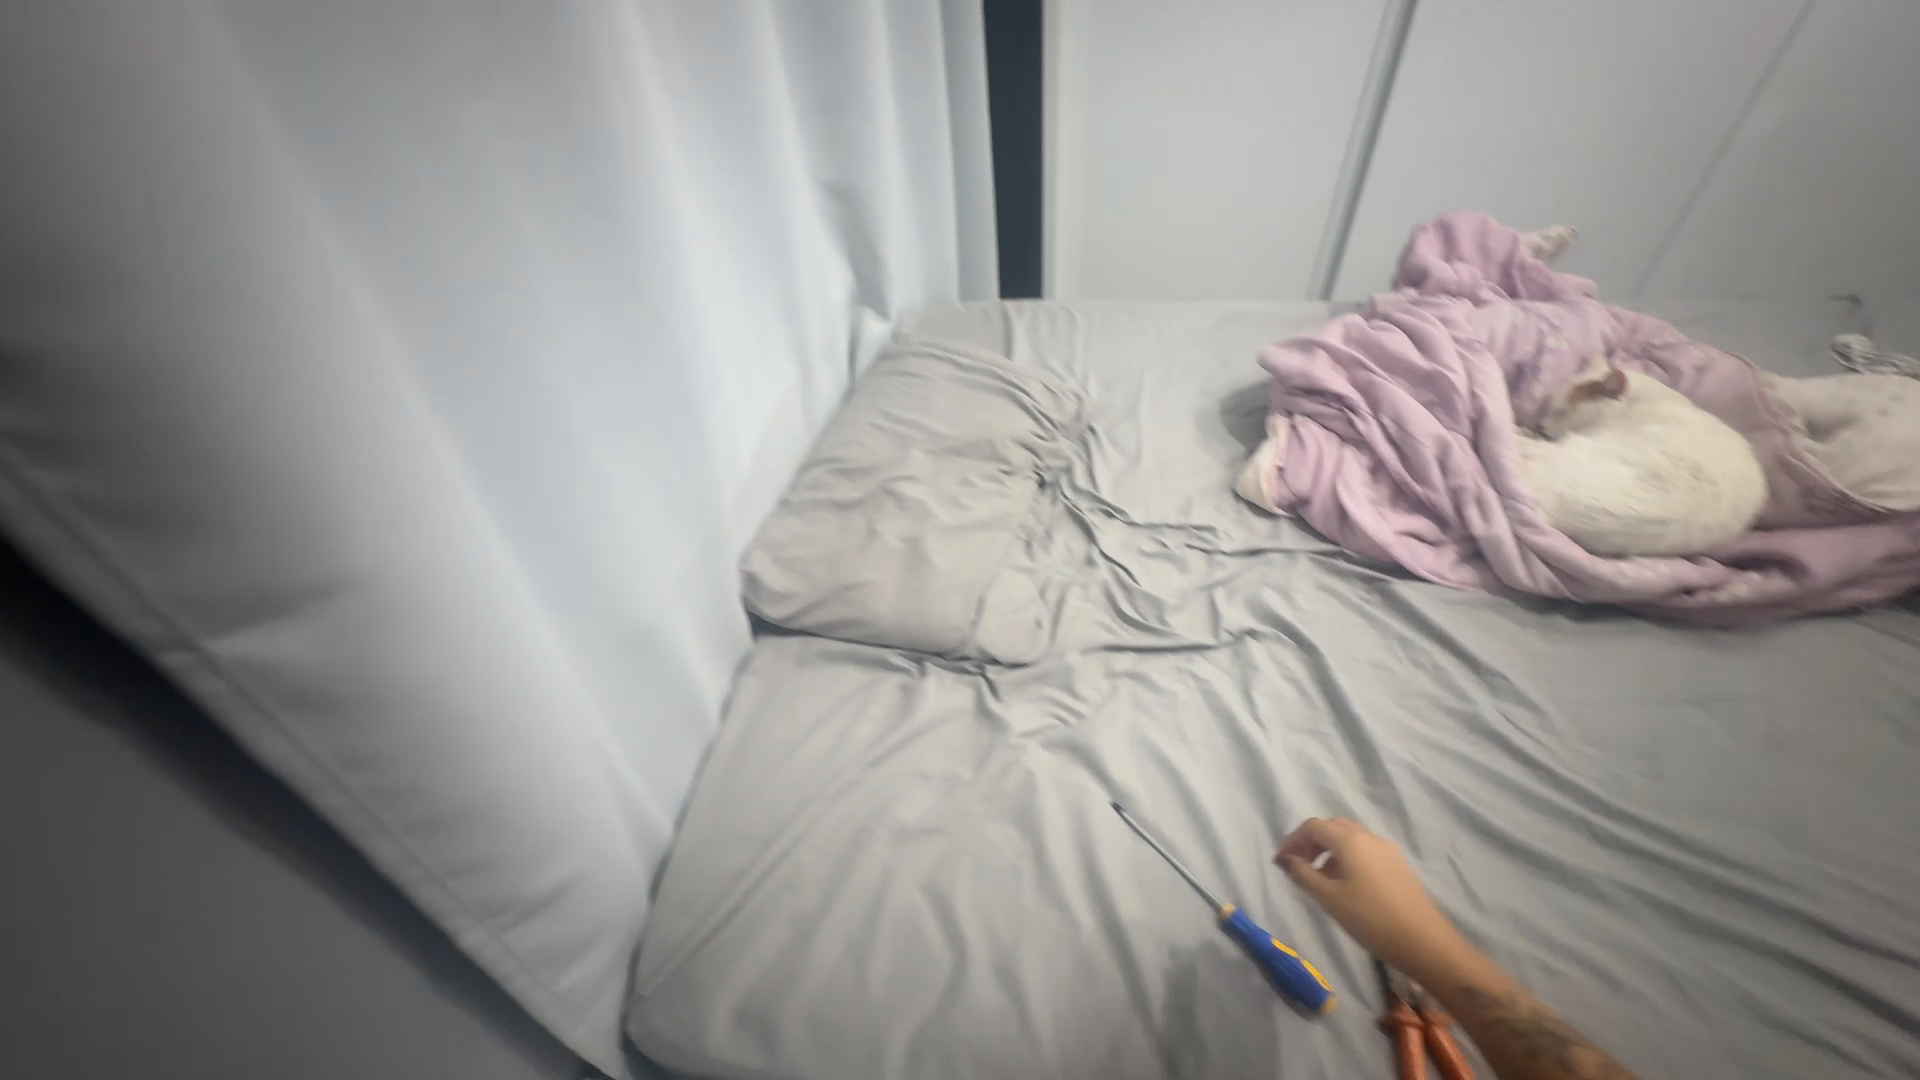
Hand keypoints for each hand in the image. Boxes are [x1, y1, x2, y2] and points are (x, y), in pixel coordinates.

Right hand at [1275, 817, 1465, 974]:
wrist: (1426, 943)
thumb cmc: (1371, 919)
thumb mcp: (1330, 898)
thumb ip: (1304, 874)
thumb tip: (1287, 859)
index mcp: (1349, 840)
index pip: (1313, 826)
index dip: (1293, 840)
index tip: (1282, 861)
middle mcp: (1368, 837)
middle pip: (1332, 827)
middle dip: (1311, 841)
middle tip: (1299, 864)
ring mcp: (1386, 850)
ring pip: (1349, 837)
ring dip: (1329, 849)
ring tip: (1320, 876)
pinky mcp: (1398, 864)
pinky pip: (1365, 849)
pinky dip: (1348, 856)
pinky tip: (1346, 882)